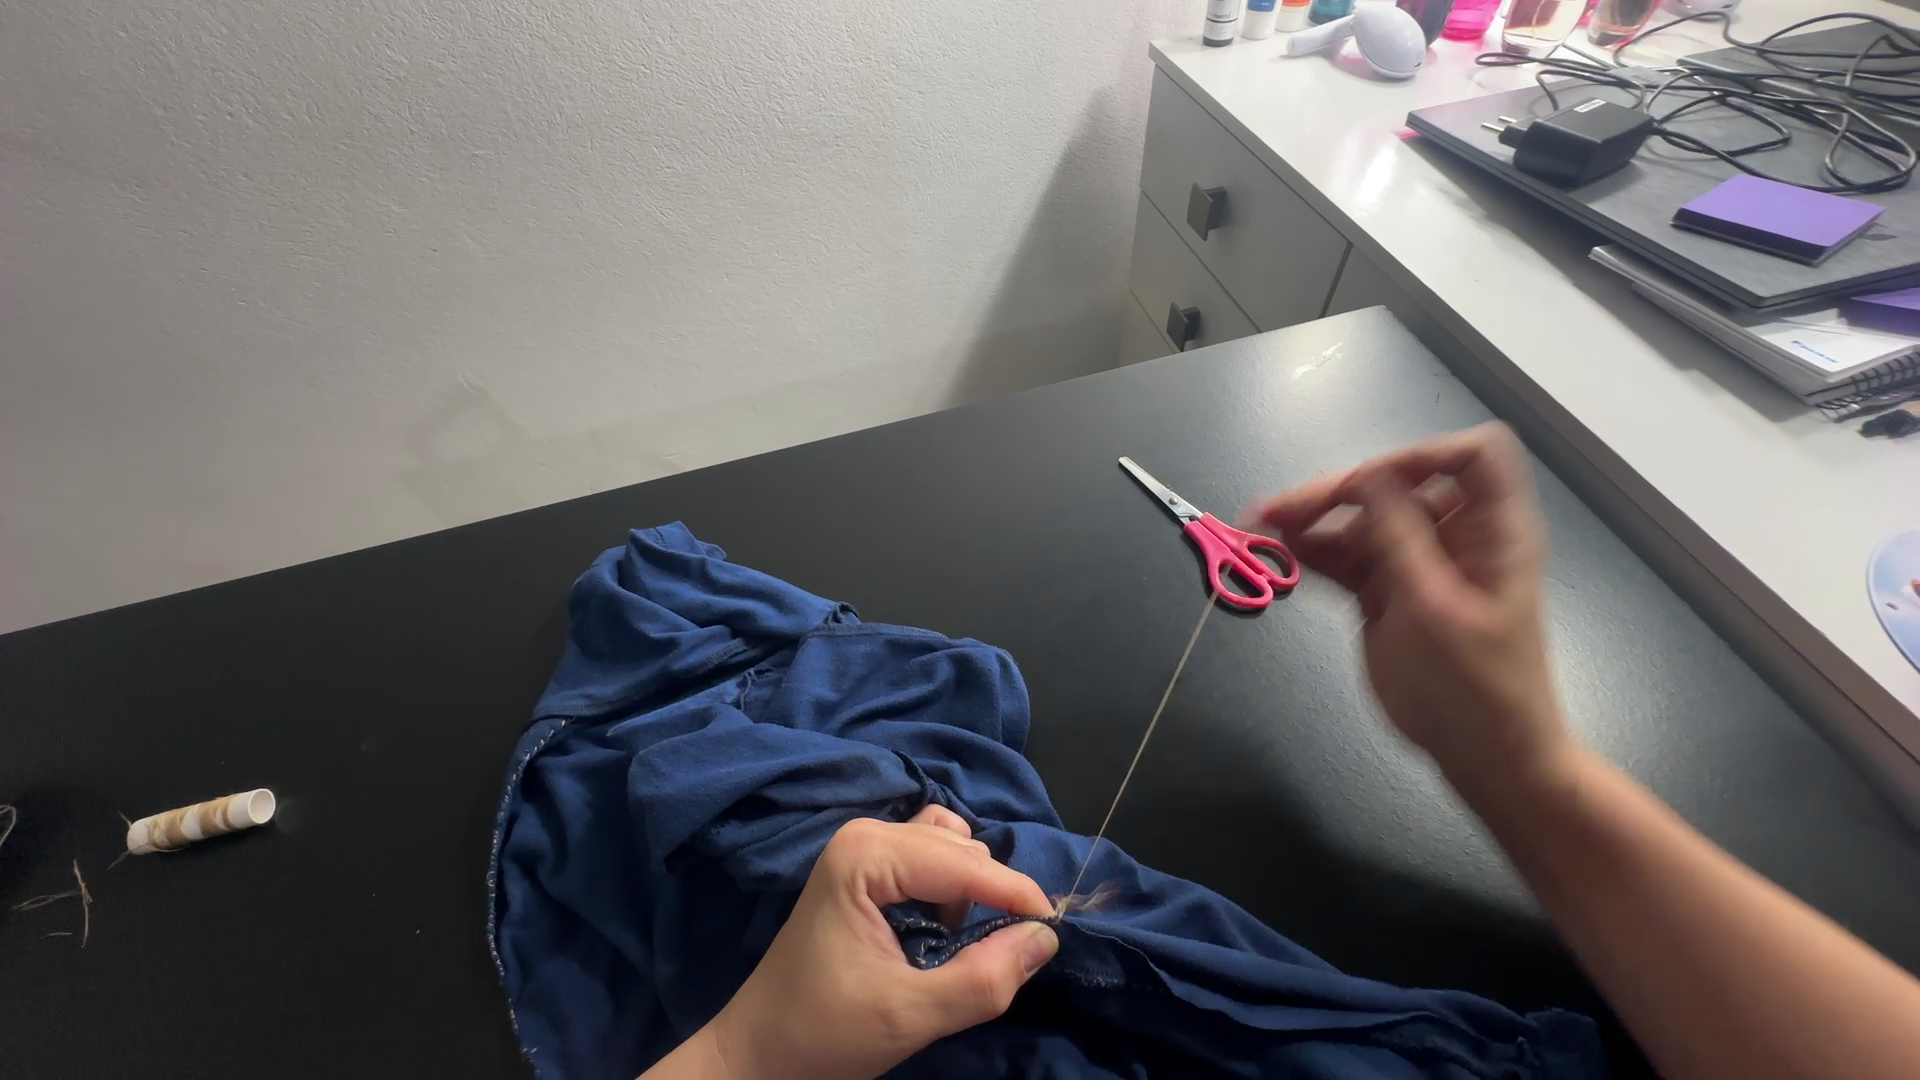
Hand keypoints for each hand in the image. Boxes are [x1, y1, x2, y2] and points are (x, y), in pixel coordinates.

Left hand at [677, 806, 1058, 1079]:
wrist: (758, 1051)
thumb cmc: (824, 1034)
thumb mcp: (909, 1017)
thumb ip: (982, 979)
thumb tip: (1045, 939)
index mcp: (868, 854)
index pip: (963, 863)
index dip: (1014, 893)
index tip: (1054, 929)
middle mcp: (868, 832)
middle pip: (959, 849)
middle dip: (991, 895)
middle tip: (1008, 952)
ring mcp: (865, 843)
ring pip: (950, 846)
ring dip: (970, 890)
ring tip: (963, 943)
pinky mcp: (868, 862)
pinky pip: (931, 854)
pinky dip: (951, 885)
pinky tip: (941, 926)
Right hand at [1247, 423, 1568, 787]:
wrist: (1480, 754)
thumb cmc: (1475, 687)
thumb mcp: (1435, 608)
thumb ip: (1399, 537)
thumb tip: (1369, 475)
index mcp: (1489, 532)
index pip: (1468, 459)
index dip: (1417, 458)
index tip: (1361, 482)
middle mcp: (1452, 538)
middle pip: (1392, 488)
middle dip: (1334, 493)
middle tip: (1278, 510)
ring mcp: (1414, 564)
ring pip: (1357, 522)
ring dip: (1311, 521)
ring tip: (1262, 527)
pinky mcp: (1383, 591)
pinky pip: (1343, 558)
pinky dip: (1311, 553)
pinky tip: (1279, 551)